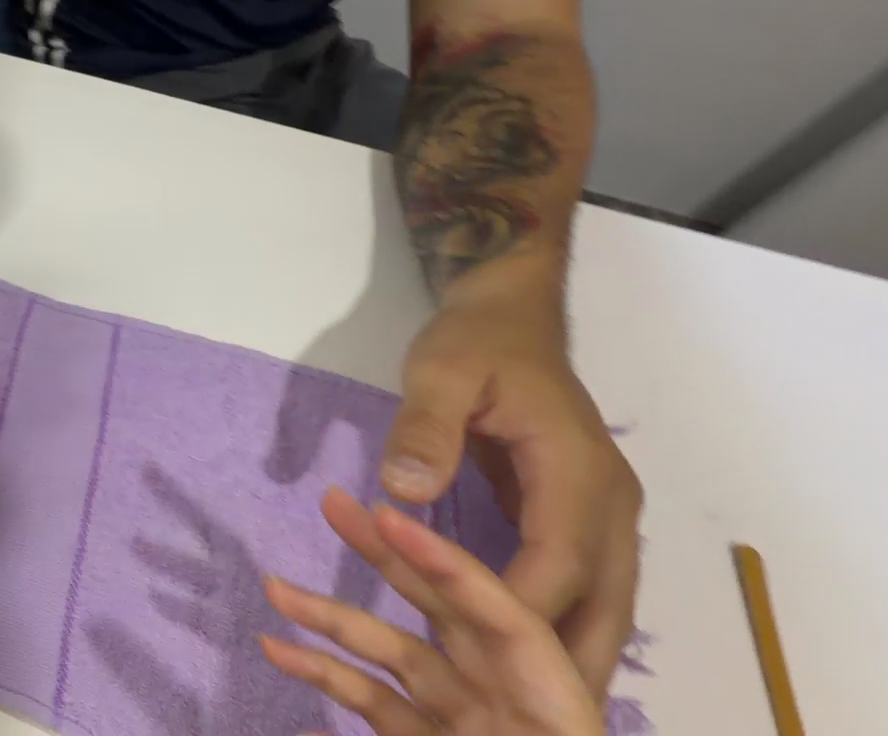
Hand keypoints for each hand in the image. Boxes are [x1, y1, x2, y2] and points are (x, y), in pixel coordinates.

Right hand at [259, 489, 605, 735]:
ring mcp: (465, 728)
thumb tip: (358, 679)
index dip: (447, 566)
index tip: (388, 519)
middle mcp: (510, 710)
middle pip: (448, 616)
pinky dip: (326, 675)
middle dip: (386, 557)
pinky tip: (280, 652)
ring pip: (396, 654)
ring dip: (333, 618)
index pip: (505, 620)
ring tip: (274, 584)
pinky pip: (373, 701)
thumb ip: (412, 718)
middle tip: (334, 504)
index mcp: (553, 721)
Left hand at [380, 282, 642, 692]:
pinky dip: (556, 612)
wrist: (508, 312)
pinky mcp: (576, 507)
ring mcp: (599, 507)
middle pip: (601, 601)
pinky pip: (577, 574)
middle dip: (563, 657)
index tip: (468, 653)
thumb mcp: (439, 373)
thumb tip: (400, 492)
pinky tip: (517, 642)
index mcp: (576, 473)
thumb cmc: (472, 341)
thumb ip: (424, 431)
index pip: (558, 564)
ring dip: (568, 645)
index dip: (515, 610)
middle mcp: (606, 502)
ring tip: (523, 702)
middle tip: (513, 711)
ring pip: (602, 597)